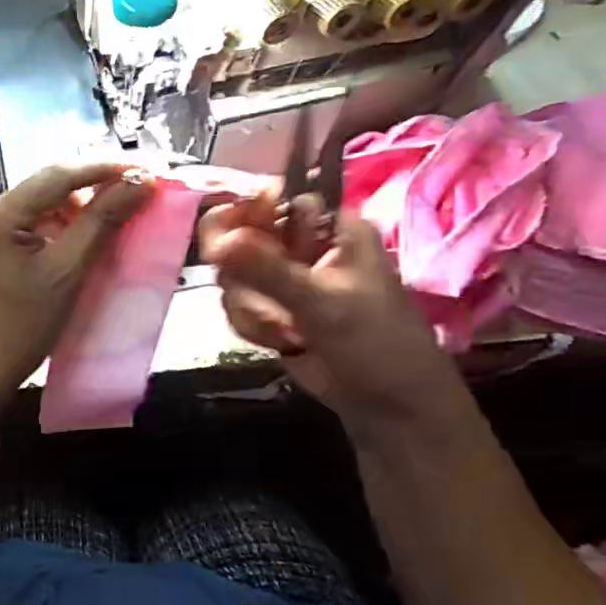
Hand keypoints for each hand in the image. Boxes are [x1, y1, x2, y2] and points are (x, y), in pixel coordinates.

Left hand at [0, 163, 150, 426]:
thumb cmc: (24, 325)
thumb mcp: (67, 271)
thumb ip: (101, 222)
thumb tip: (140, 182)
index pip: (58, 175)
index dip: (105, 168)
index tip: (149, 168)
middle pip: (50, 183)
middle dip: (97, 182)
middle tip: (142, 184)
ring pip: (45, 200)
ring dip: (83, 202)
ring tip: (123, 206)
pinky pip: (36, 218)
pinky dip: (66, 221)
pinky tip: (92, 228)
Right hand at [197, 196, 463, 422]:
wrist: (388, 405)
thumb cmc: (374, 343)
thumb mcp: (322, 302)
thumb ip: (267, 269)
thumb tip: (217, 242)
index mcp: (329, 227)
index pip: (272, 199)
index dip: (242, 213)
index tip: (224, 241)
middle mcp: (303, 245)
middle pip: (241, 234)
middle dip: (240, 270)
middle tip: (247, 290)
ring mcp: (282, 278)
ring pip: (232, 274)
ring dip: (250, 306)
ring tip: (283, 329)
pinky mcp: (269, 309)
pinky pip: (236, 303)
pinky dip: (250, 324)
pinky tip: (279, 341)